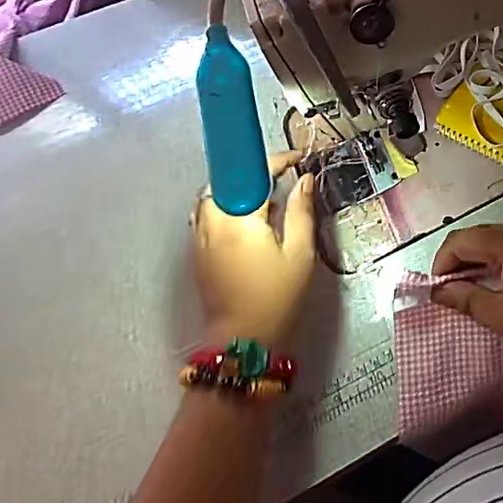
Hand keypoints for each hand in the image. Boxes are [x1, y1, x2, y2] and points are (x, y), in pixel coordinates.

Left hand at [191, 152, 315, 347]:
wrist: (243, 341)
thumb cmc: (277, 296)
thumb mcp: (301, 253)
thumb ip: (302, 211)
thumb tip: (305, 180)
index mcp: (239, 222)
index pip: (251, 175)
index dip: (274, 161)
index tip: (297, 160)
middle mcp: (212, 225)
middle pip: (223, 181)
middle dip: (250, 174)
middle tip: (280, 179)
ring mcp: (199, 240)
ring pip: (211, 198)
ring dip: (236, 189)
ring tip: (265, 197)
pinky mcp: (197, 254)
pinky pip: (206, 215)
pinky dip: (225, 206)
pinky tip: (248, 221)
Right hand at [430, 224, 502, 358]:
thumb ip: (467, 300)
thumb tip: (438, 293)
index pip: (458, 241)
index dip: (441, 265)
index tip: (438, 293)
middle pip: (471, 236)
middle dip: (453, 262)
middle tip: (447, 295)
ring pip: (486, 241)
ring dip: (470, 262)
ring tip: (464, 293)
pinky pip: (501, 247)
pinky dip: (487, 262)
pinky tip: (488, 286)